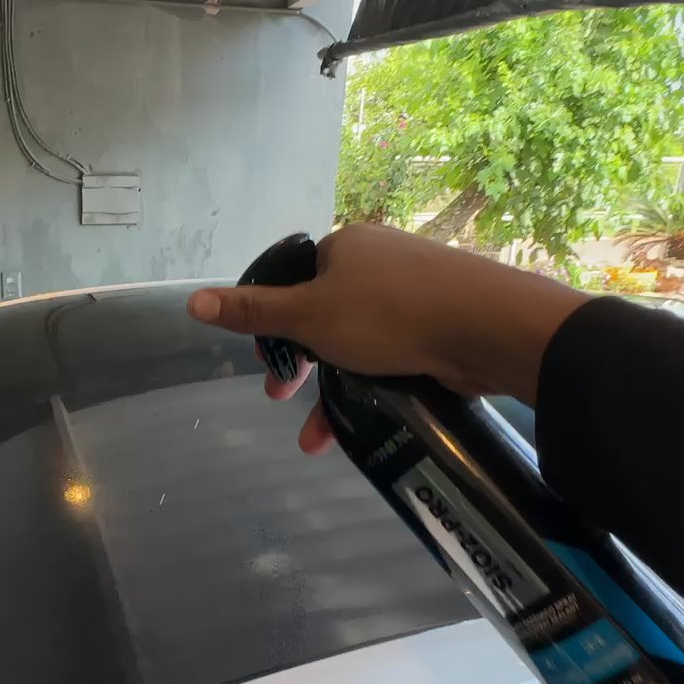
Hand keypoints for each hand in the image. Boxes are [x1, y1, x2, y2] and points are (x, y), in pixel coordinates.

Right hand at [186, 223, 587, 452]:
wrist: (492, 329)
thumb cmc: (388, 314)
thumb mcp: (308, 316)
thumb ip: (251, 312)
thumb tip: (192, 300)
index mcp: (344, 248)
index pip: (291, 281)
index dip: (270, 323)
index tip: (264, 360)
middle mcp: (377, 262)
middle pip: (320, 314)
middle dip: (297, 362)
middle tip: (280, 396)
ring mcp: (412, 292)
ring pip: (354, 341)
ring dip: (330, 387)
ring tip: (315, 434)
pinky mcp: (439, 323)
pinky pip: (388, 353)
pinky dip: (368, 385)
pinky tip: (357, 423)